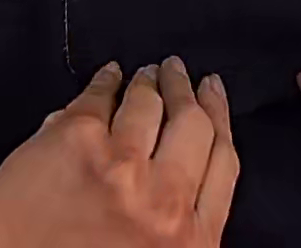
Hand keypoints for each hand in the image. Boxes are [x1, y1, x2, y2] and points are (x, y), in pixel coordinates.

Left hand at [0, 57, 238, 247]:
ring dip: (150, 80)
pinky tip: (109, 75)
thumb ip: (182, 220)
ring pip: (148, 101)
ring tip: (148, 72)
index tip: (213, 90)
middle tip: (178, 69)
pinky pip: (102, 92)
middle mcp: (162, 202)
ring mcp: (119, 165)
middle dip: (186, 89)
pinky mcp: (77, 137)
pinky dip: (107, 79)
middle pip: (192, 123)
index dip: (219, 115)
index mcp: (190, 241)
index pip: (222, 160)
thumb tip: (194, 152)